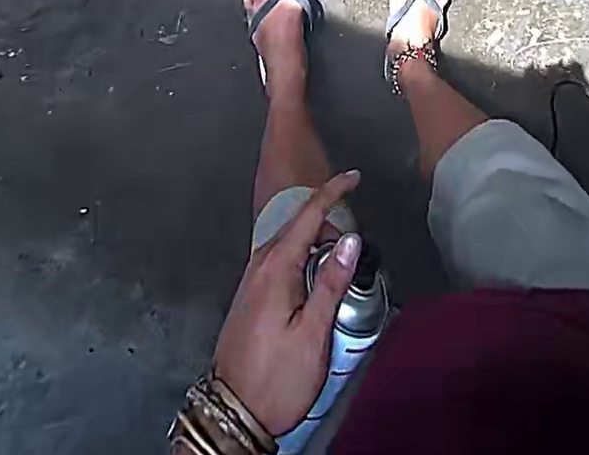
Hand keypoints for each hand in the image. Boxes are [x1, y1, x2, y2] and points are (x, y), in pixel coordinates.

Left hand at [213, 171, 362, 436]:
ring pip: (291, 240)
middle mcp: (261, 263)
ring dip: (317, 238)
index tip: (353, 176)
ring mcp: (253, 276)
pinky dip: (304, 252)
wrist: (234, 411)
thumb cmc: (276, 378)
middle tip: (354, 230)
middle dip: (328, 216)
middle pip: (299, 223)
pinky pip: (282, 256)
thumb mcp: (313, 333)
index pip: (309, 214)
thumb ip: (331, 282)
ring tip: (340, 254)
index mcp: (276, 266)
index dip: (333, 190)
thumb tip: (350, 240)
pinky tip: (316, 271)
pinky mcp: (253, 291)